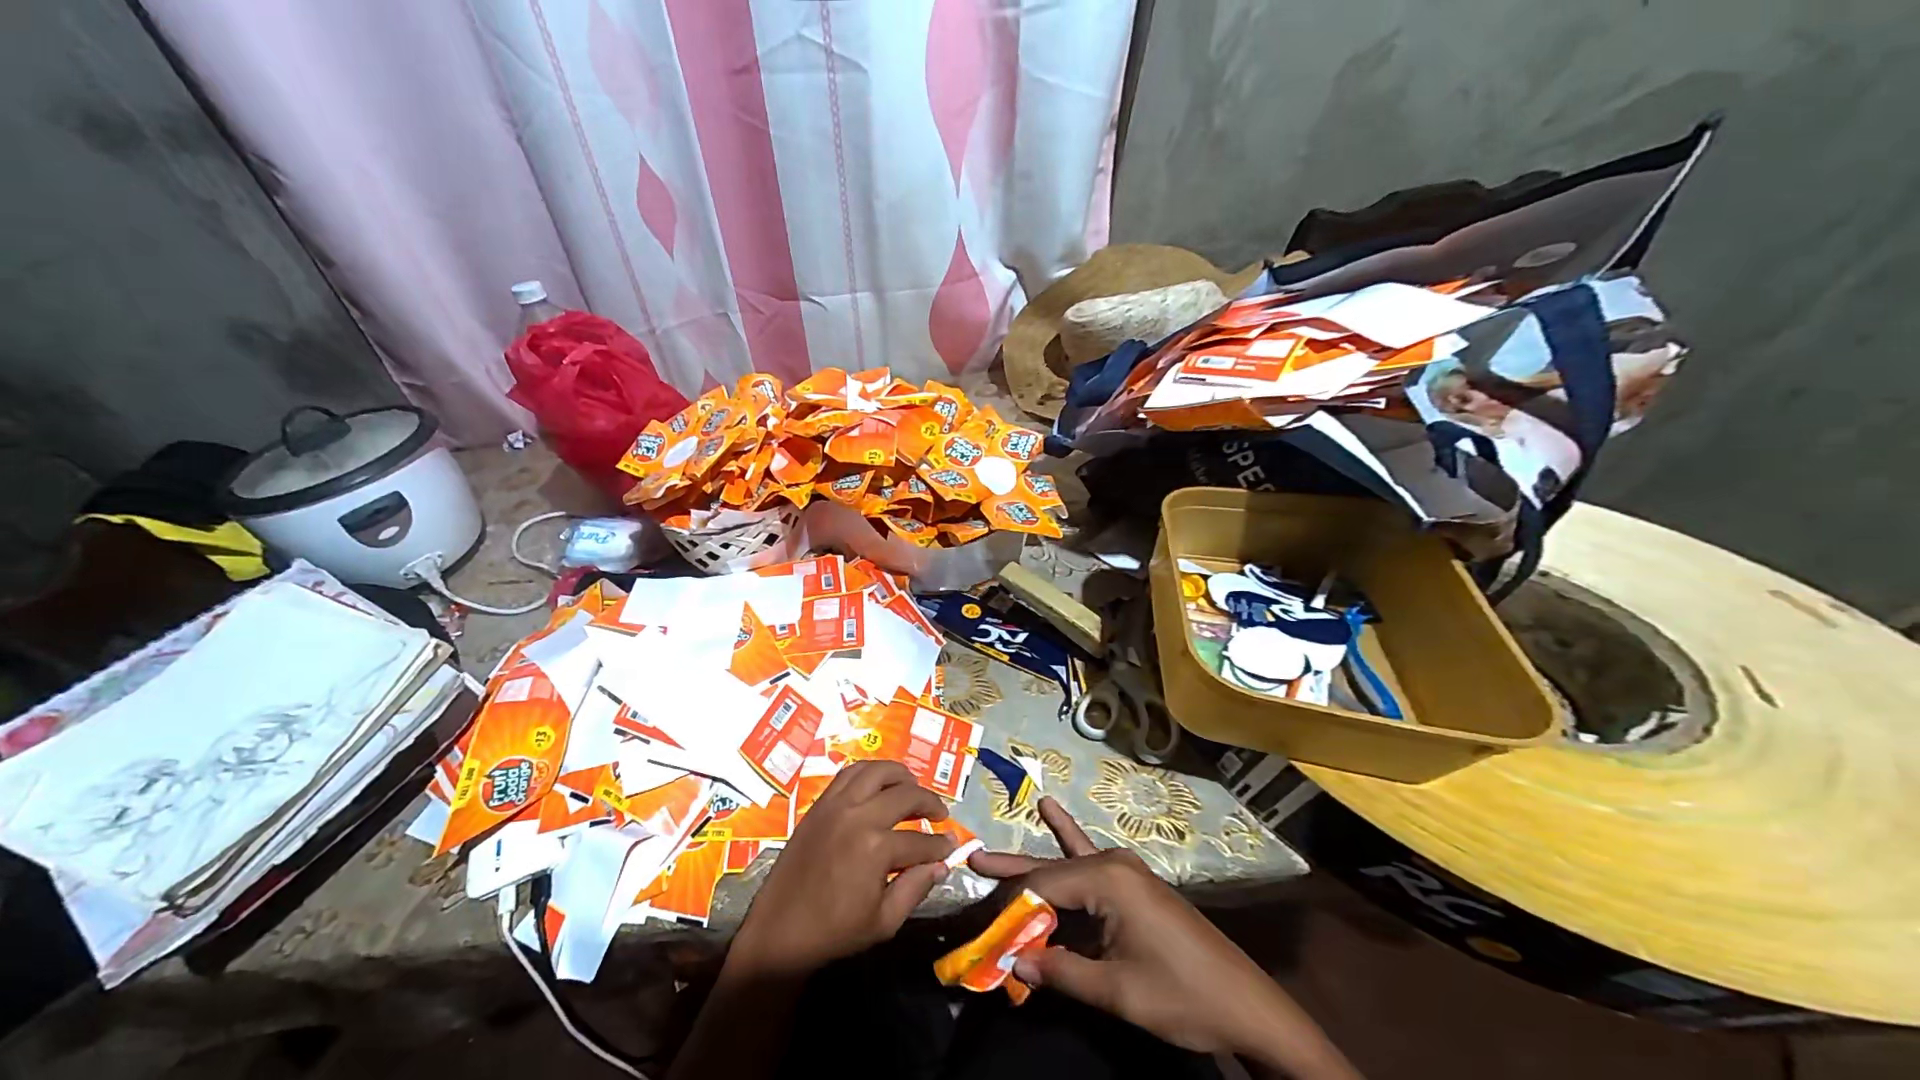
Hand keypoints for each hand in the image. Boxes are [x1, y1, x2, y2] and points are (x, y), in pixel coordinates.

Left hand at [730, 761, 954, 977]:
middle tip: (940, 814)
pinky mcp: (820, 804)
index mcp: (876, 848)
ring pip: (876, 771)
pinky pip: (849, 774)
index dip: (940, 845)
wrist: (780, 931)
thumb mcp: (884, 922)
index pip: (920, 840)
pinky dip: (870, 773)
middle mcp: (858, 817)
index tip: (952, 845)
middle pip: (905, 795)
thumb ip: (916, 888)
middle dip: (929, 802)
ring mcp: (836, 805)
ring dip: (901, 776)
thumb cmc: (834, 932)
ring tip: (913, 787)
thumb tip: (941, 865)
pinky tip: (880, 784)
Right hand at [970, 797, 1360, 1078]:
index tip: (980, 927)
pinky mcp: (1134, 885)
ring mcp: (1126, 871)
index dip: (1009, 909)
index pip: (1041, 886)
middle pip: (1050, 870)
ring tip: (990, 857)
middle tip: (972, 864)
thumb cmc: (1182, 995)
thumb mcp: (1117, 991)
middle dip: (1012, 877)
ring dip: (1033, 874)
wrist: (1247, 1005)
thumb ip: (1062, 971)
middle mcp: (1114, 863)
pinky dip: (1066, 845)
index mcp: (1108, 879)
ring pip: (1066, 867)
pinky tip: (1051, 811)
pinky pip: (1088, 864)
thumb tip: (1013, 961)